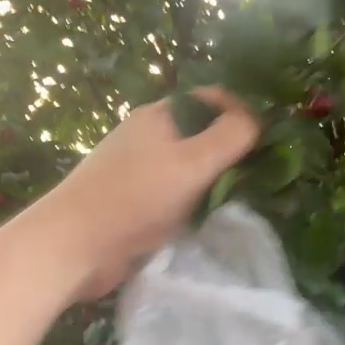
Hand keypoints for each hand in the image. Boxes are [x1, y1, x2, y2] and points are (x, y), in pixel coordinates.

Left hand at [36, 87, 259, 297]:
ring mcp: (141, 170)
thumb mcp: (194, 162)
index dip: (244, 113)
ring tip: (245, 197)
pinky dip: (197, 201)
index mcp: (160, 116)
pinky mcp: (137, 201)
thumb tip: (257, 121)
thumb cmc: (136, 196)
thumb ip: (231, 136)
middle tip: (264, 173)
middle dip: (234, 149)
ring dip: (217, 179)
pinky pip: (179, 193)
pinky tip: (212, 217)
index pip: (214, 99)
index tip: (270, 140)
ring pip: (192, 165)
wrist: (74, 246)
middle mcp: (150, 136)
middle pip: (204, 132)